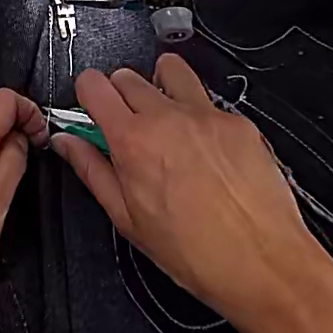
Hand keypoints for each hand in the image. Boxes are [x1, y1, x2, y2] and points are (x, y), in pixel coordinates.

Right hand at [51, 54, 332, 325]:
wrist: (263, 263)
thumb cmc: (198, 253)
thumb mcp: (129, 220)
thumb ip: (92, 170)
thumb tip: (69, 144)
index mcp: (133, 141)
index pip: (93, 85)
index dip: (87, 93)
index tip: (91, 107)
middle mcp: (167, 117)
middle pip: (127, 75)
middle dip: (120, 95)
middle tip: (129, 126)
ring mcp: (204, 113)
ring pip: (169, 70)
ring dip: (160, 85)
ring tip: (166, 119)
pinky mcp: (236, 119)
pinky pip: (208, 100)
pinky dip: (199, 115)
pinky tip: (206, 149)